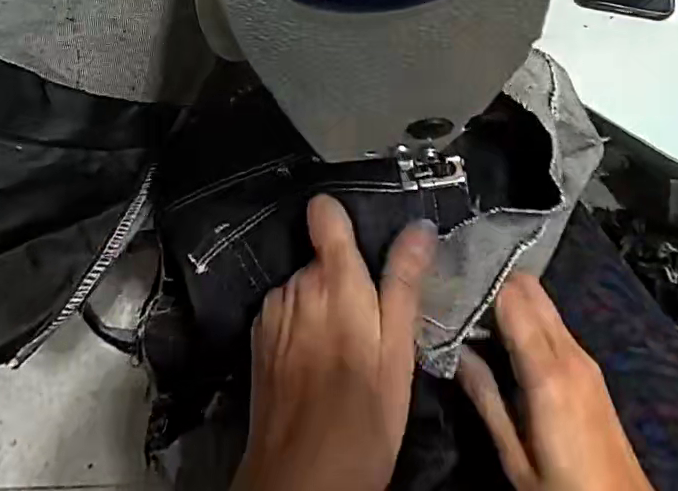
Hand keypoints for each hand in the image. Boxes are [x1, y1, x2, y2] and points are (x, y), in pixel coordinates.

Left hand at [233, 195, 437, 490]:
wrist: (298, 484)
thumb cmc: (362, 418)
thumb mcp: (398, 353)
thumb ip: (404, 282)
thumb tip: (420, 228)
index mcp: (334, 281)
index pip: (325, 214)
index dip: (341, 217)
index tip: (362, 237)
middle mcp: (297, 285)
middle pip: (324, 256)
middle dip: (346, 278)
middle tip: (371, 322)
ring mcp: (273, 311)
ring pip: (306, 284)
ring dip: (324, 302)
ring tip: (346, 349)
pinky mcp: (257, 337)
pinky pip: (288, 309)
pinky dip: (303, 323)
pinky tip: (317, 364)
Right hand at [456, 273, 654, 490]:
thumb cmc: (564, 490)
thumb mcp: (515, 458)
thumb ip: (486, 399)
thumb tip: (457, 350)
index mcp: (548, 373)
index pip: (513, 300)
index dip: (484, 286)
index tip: (454, 285)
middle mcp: (569, 352)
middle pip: (531, 289)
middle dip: (497, 282)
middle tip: (462, 294)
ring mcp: (584, 356)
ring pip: (544, 301)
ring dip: (513, 296)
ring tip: (478, 310)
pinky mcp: (590, 365)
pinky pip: (554, 322)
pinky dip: (529, 314)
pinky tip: (508, 332)